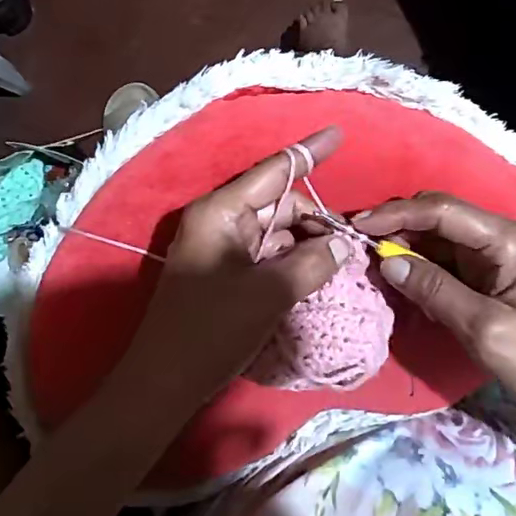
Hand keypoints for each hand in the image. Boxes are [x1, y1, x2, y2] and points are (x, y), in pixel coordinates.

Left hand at [113, 127, 353, 411]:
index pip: (274, 171)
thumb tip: (342, 244)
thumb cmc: (211, 331)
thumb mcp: (268, 294)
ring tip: (341, 259)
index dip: (309, 152)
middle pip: (278, 204)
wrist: (163, 383)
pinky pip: (266, 254)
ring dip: (306, 242)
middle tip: (352, 240)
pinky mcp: (224, 273)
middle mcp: (220, 221)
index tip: (339, 133)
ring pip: (275, 232)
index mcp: (221, 212)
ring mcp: (220, 247)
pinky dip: (292, 260)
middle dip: (315, 217)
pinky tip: (318, 272)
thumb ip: (311, 262)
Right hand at [353, 193, 515, 424]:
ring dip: (402, 242)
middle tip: (357, 241)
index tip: (358, 225)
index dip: (398, 214)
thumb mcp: (482, 327)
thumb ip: (434, 290)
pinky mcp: (481, 271)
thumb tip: (386, 262)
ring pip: (435, 234)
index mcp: (508, 240)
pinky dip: (415, 262)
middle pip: (438, 214)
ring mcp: (490, 253)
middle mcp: (499, 235)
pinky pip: (440, 256)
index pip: (444, 211)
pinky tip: (394, 272)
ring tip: (367, 256)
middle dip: (397, 224)